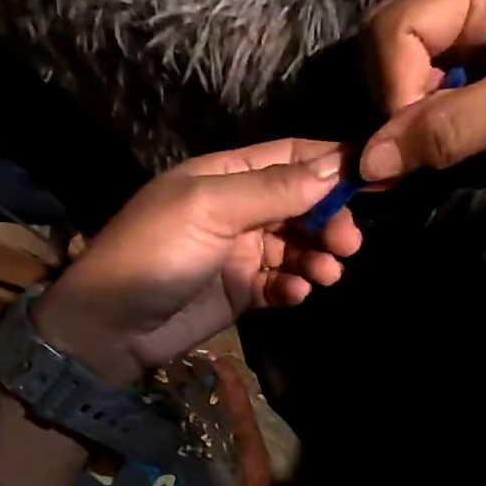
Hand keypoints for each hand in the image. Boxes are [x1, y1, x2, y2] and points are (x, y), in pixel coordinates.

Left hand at [33, 139, 359, 382]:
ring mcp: (238, 253)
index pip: (289, 158)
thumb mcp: (210, 209)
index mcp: (224, 175)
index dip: (331, 165)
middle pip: (300, 204)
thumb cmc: (154, 254)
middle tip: (349, 244)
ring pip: (295, 246)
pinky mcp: (240, 292)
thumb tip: (335, 167)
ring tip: (326, 274)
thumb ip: (272, 189)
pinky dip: (293, 286)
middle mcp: (236, 209)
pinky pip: (279, 283)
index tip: (373, 181)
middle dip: (329, 220)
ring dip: (317, 256)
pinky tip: (294, 294)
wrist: (112, 328)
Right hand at [359, 0, 485, 179]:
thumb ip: (449, 128)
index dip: (392, 87)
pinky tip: (450, 149)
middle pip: (397, 46)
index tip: (413, 143)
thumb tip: (367, 164)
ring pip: (415, 73)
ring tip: (433, 157)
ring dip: (414, 120)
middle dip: (397, 104)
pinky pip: (444, 93)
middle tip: (418, 153)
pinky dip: (436, 127)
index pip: (397, 26)